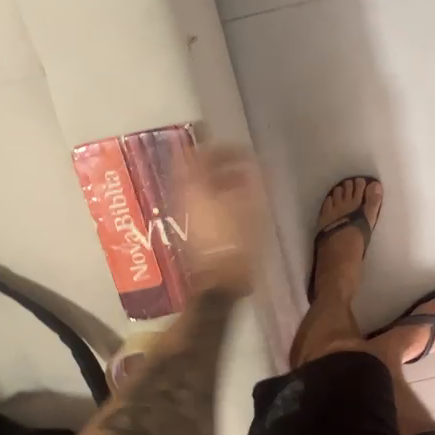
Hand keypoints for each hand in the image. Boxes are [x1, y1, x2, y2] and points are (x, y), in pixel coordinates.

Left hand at [182, 143, 265, 294]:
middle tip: (242, 166)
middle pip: (195, 170)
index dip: (222, 149)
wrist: (218, 285)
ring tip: (241, 186)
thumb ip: (250, 183)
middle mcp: (182, 197)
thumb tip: (252, 165)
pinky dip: (215, 200)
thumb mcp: (251, 210)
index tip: (242, 151)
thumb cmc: (236, 245)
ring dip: (218, 183)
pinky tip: (234, 208)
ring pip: (197, 188)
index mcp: (194, 187)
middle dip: (219, 165)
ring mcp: (182, 216)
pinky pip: (200, 205)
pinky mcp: (188, 232)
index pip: (201, 154)